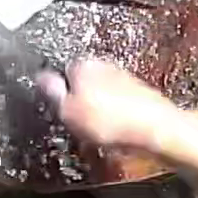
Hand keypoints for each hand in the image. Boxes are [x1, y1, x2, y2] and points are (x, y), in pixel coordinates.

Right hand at [41, 59, 197, 163]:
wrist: (156, 130)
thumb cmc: (111, 121)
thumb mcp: (69, 112)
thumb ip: (53, 93)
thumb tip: (41, 78)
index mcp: (83, 64)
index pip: (61, 75)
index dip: (60, 96)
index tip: (63, 114)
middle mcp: (104, 65)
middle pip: (82, 84)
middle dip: (80, 102)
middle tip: (79, 126)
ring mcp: (124, 77)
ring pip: (101, 95)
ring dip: (98, 111)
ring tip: (100, 133)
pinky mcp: (139, 93)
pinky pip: (118, 105)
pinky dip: (115, 117)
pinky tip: (117, 132)